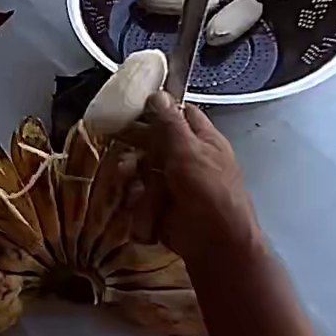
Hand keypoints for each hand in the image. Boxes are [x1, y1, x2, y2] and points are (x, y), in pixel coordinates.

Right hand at [140, 92, 265, 263]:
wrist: (216, 242)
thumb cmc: (208, 190)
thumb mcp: (188, 150)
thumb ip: (170, 122)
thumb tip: (158, 93)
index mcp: (202, 140)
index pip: (180, 114)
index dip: (158, 109)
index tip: (133, 107)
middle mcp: (188, 160)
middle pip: (155, 143)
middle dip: (137, 146)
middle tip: (119, 140)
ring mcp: (175, 186)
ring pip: (144, 172)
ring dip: (133, 176)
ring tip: (127, 177)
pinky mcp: (163, 209)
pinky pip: (142, 200)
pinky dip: (140, 205)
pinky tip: (142, 207)